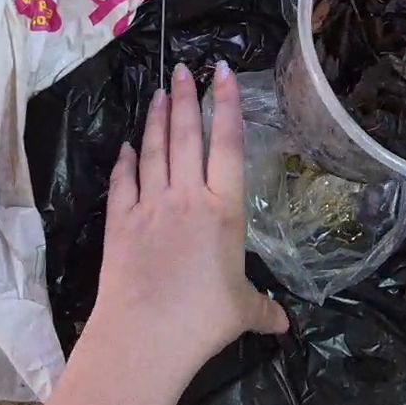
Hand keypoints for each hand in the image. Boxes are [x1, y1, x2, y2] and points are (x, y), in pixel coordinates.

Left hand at [85, 61, 289, 382]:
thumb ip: (263, 310)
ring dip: (157, 119)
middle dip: (187, 98)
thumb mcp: (242, 312)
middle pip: (188, 137)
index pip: (229, 146)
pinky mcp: (121, 220)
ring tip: (160, 92)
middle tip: (183, 69)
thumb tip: (285, 324)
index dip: (227, 105)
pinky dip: (125, 162)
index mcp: (223, 210)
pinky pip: (124, 182)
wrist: (145, 335)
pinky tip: (126, 146)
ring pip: (155, 151)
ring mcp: (151, 205)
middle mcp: (187, 196)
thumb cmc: (202, 320)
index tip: (223, 73)